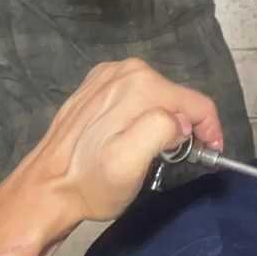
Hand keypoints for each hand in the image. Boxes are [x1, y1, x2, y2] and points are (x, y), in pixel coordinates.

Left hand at [4, 59, 224, 236]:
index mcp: (141, 84)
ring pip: (158, 96)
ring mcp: (110, 74)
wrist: (46, 185)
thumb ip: (160, 131)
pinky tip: (127, 135)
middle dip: (184, 127)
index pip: (196, 102)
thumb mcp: (130, 165)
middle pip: (177, 97)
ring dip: (163, 121)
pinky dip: (141, 114)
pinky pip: (135, 95)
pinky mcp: (97, 83)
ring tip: (150, 151)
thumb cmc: (92, 181)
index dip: (210, 130)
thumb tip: (180, 122)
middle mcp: (128, 69)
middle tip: (172, 160)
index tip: (208, 156)